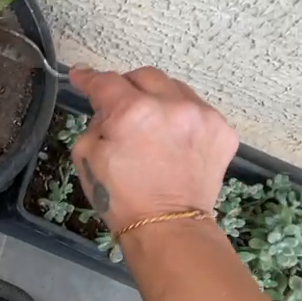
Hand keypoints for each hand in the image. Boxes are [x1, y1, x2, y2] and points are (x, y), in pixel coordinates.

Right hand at [67, 65, 236, 231]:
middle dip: (126, 86)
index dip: (88, 77)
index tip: (79, 75)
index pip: (105, 82)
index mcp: (132, 112)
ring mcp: (203, 116)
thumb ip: (94, 123)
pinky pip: (196, 110)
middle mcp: (172, 105)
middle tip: (116, 105)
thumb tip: (107, 111)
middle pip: (144, 75)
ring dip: (157, 99)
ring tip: (148, 124)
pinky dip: (180, 118)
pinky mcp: (222, 130)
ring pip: (174, 89)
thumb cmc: (119, 196)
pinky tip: (171, 140)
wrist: (167, 225)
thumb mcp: (86, 157)